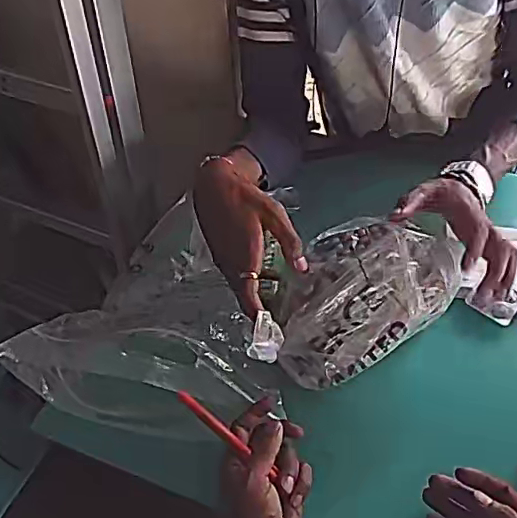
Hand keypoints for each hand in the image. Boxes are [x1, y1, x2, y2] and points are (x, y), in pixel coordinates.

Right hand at [193, 152, 306, 315]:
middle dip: (260, 314)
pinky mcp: (220, 256)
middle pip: (244, 298)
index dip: (260, 318)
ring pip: (240, 287)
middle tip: (278, 324)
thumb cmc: (246, 198)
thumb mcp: (275, 216)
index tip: (272, 332)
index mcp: (245, 258)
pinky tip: (264, 281)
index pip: (250, 299)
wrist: (214, 185)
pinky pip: (235, 277)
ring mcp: (223, 261)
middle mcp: (231, 264)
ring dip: (254, 298)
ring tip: (275, 306)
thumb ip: (290, 243)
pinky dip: (248, 284)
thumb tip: (303, 269)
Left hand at [223, 399, 311, 517]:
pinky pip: (302, 476)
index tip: (272, 400)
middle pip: (273, 438)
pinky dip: (302, 484)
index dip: (256, 412)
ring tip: (286, 492)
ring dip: (293, 471)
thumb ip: (264, 449)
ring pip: (290, 457)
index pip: (243, 426)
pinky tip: (295, 499)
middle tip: (297, 435)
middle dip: (285, 443)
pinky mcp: (289, 495)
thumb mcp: (254, 483)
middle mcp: (253, 468)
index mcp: (236, 462)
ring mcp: (271, 482)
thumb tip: (273, 422)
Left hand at [391, 178, 516, 304]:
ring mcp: (491, 235)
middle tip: (484, 294)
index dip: (477, 251)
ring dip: (506, 278)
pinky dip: (507, 276)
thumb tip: (396, 214)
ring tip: (495, 299)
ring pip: (509, 256)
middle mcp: (487, 226)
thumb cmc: (446, 191)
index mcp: (471, 215)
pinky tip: (501, 292)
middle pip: (501, 250)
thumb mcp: (427, 191)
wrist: (461, 186)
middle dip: (496, 273)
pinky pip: (506, 259)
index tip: (469, 269)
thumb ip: (412, 201)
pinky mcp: (490, 243)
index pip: (480, 233)